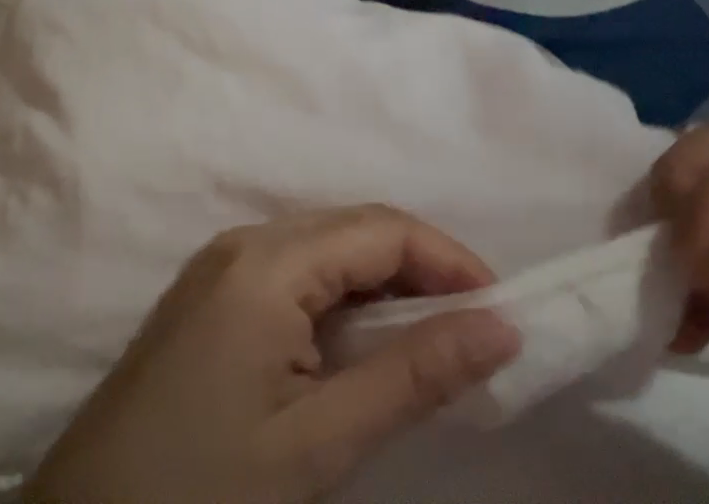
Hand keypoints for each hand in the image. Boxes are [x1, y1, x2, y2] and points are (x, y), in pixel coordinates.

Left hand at [25, 205, 521, 503]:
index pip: (382, 230)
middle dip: (421, 270)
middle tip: (472, 331)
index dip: (450, 261)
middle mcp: (241, 245)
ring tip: (428, 343)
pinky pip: (292, 276)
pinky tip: (359, 347)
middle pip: (353, 231)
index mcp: (266, 264)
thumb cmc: (205, 484)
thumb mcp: (320, 441)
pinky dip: (340, 301)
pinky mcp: (207, 301)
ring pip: (323, 251)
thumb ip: (414, 376)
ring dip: (382, 287)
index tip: (500, 314)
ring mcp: (217, 270)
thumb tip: (503, 328)